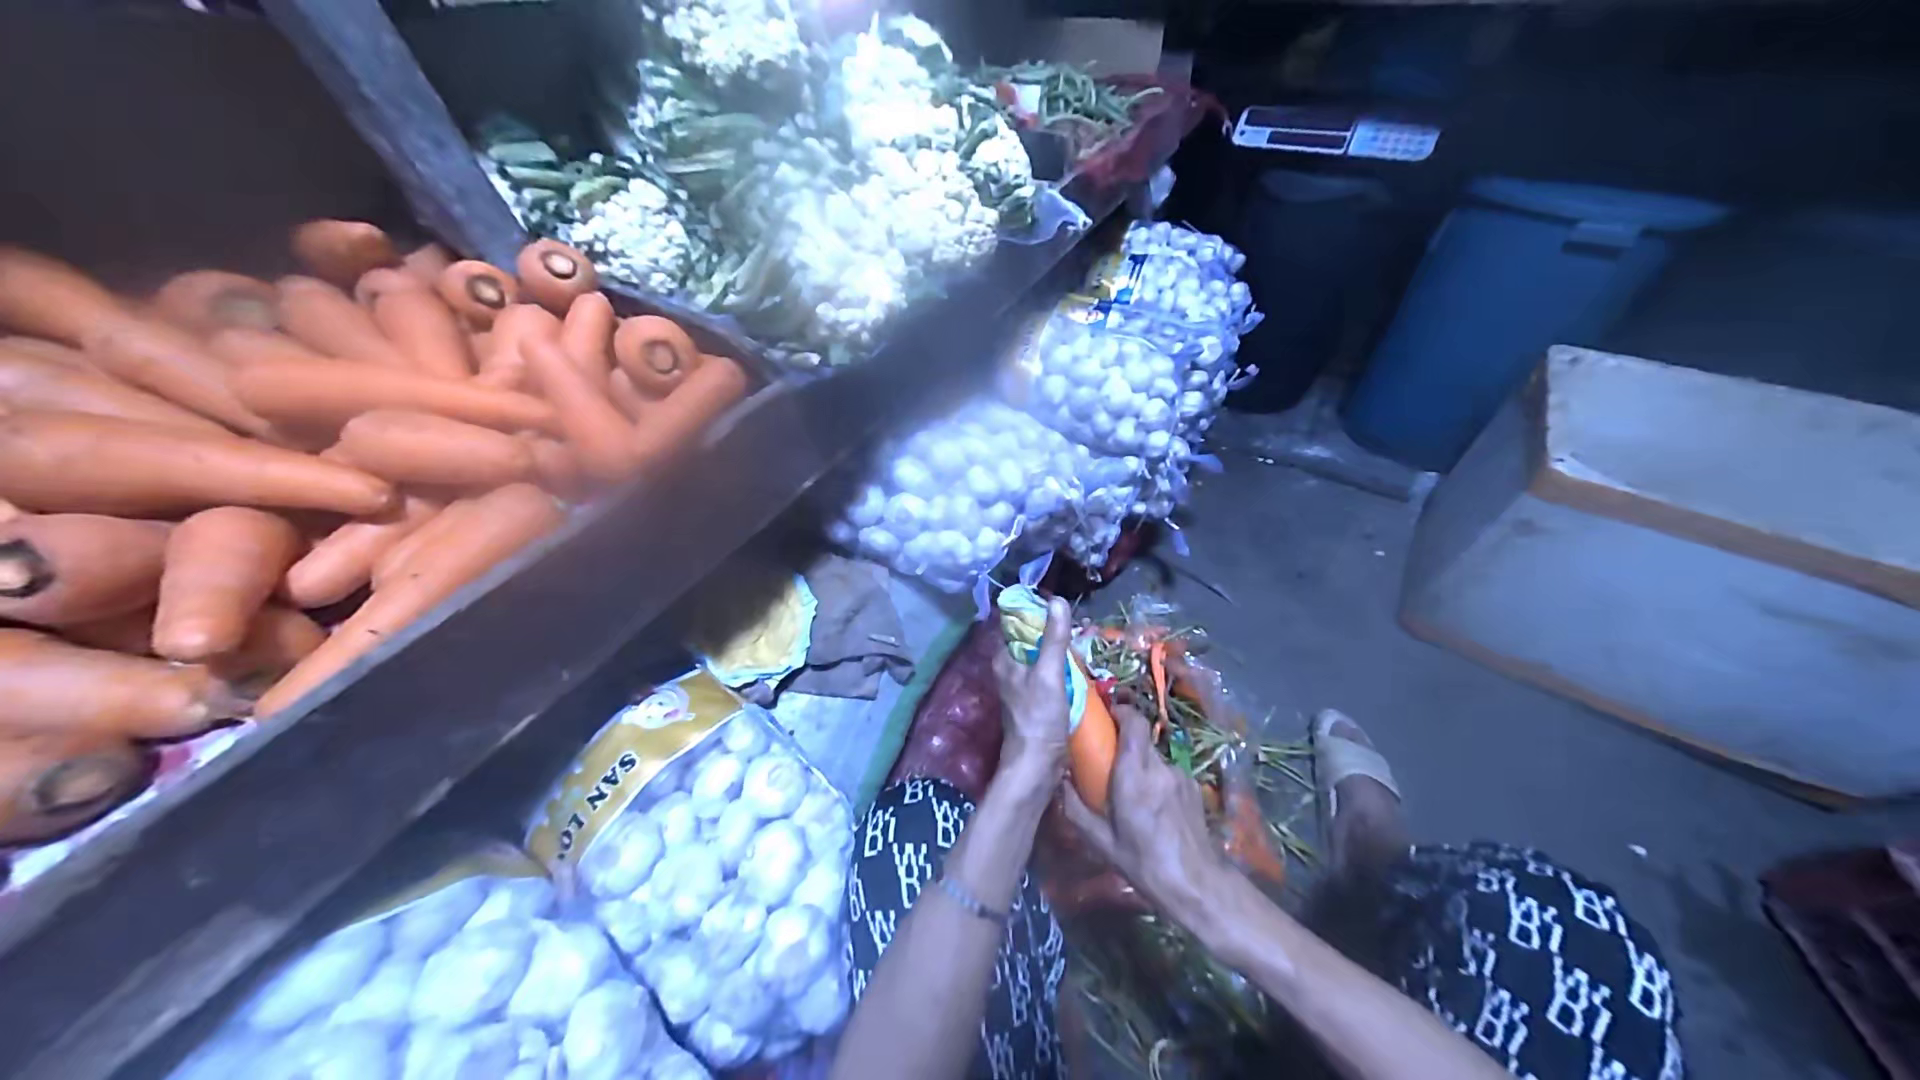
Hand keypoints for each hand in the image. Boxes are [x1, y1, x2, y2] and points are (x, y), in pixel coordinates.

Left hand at [990, 594, 1073, 780]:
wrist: (1037, 763)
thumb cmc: (1039, 716)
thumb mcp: (1049, 673)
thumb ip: (1053, 638)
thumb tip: (1058, 600)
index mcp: (1004, 657)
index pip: (1016, 622)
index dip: (1036, 612)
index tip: (1061, 609)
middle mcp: (1009, 668)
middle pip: (1031, 639)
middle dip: (1053, 631)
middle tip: (1078, 626)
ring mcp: (1022, 684)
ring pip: (1042, 657)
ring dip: (1060, 651)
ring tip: (1082, 644)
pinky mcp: (1035, 699)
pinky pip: (1050, 675)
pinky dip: (1063, 670)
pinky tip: (1079, 669)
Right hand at [1062, 700, 1229, 921]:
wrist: (1196, 884)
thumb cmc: (1142, 861)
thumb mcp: (1099, 839)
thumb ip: (1074, 806)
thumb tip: (1058, 780)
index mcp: (1135, 773)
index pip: (1134, 721)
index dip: (1120, 710)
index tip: (1105, 714)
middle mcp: (1159, 767)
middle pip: (1141, 737)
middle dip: (1123, 741)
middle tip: (1107, 758)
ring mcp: (1180, 776)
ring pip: (1153, 757)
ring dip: (1140, 764)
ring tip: (1129, 790)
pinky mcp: (1193, 787)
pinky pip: (1167, 772)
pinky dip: (1155, 779)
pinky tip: (1151, 806)